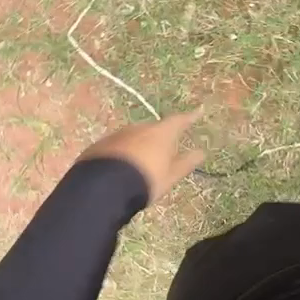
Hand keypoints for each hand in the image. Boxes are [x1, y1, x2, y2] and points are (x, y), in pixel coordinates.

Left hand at [76, 111, 205, 204]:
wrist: (102, 188)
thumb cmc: (145, 181)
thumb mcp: (170, 176)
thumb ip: (186, 163)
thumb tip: (201, 152)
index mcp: (160, 133)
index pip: (179, 121)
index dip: (190, 117)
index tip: (198, 111)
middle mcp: (139, 129)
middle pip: (154, 128)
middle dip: (160, 135)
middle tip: (164, 147)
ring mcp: (117, 136)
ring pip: (133, 137)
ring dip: (140, 144)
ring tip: (142, 161)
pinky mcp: (98, 146)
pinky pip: (116, 146)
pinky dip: (123, 152)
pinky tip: (121, 167)